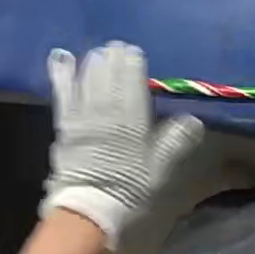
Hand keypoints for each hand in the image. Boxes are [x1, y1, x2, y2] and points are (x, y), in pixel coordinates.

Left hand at [40, 42, 204, 247]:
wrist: (91, 204)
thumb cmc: (129, 187)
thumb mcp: (160, 166)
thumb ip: (175, 140)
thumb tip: (194, 120)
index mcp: (133, 115)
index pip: (132, 78)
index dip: (132, 62)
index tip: (133, 52)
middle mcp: (107, 107)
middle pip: (109, 74)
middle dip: (112, 58)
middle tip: (115, 49)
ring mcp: (82, 112)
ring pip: (87, 77)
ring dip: (92, 63)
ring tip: (97, 53)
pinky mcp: (64, 121)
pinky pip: (62, 91)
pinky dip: (61, 72)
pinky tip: (60, 56)